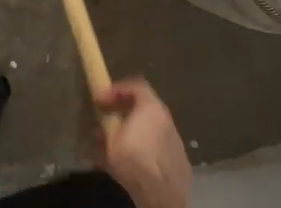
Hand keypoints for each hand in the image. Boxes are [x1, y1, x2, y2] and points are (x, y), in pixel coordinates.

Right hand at [94, 78, 191, 207]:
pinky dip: (143, 148)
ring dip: (133, 133)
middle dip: (123, 113)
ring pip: (150, 130)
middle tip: (108, 122)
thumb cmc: (134, 159)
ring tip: (116, 146)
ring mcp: (175, 140)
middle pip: (144, 108)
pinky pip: (156, 147)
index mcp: (152, 108)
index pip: (136, 86)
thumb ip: (107, 126)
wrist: (160, 194)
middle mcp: (167, 119)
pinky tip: (131, 162)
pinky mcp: (178, 160)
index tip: (101, 100)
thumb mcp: (112, 139)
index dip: (116, 90)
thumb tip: (103, 123)